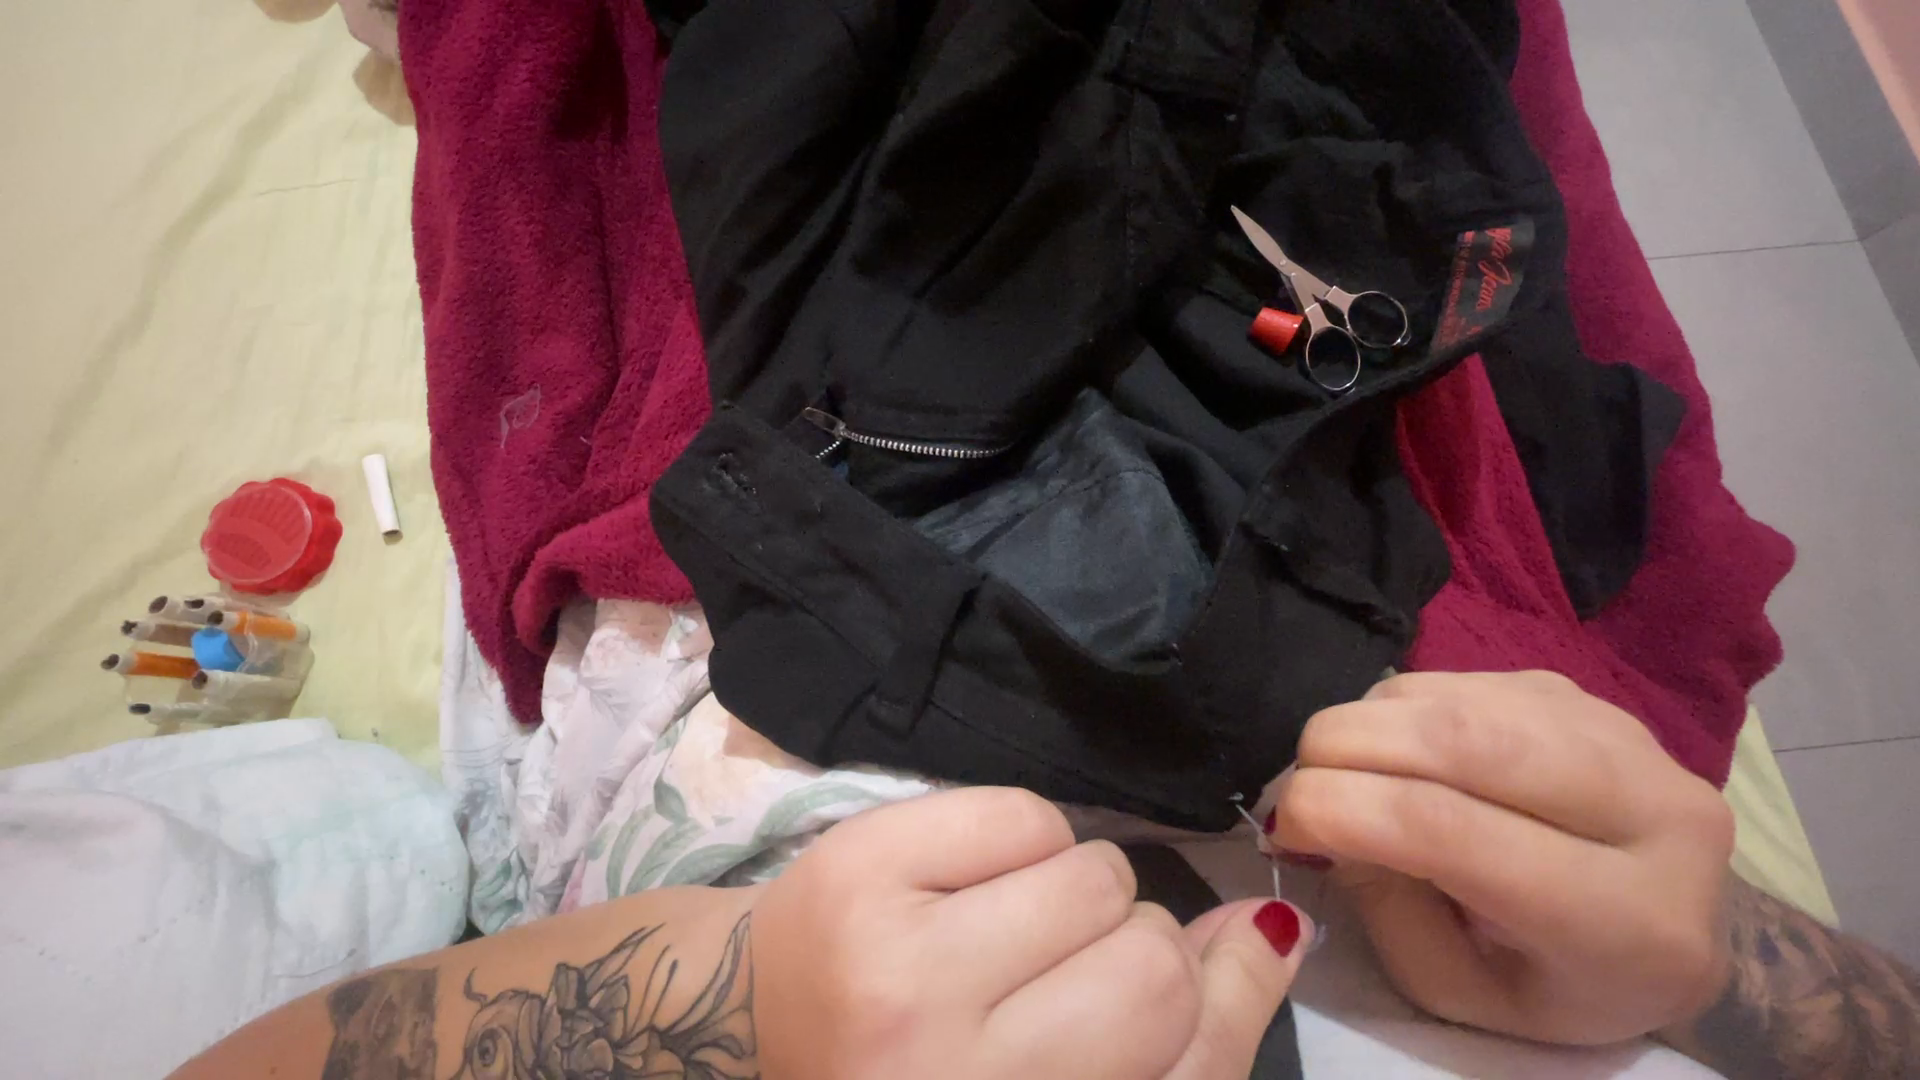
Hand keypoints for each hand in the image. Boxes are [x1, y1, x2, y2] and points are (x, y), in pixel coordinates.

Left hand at [751, 786, 1310, 1079]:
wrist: (755, 1022)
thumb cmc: (920, 1068)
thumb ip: (1186, 1032)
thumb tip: (1274, 928)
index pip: (1188, 1043)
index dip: (1196, 988)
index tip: (1166, 970)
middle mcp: (951, 1079)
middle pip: (1144, 955)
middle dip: (1121, 937)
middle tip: (1046, 961)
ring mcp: (897, 970)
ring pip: (1088, 872)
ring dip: (1068, 883)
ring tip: (1002, 919)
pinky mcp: (863, 870)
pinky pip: (1019, 814)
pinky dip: (1018, 834)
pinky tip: (964, 876)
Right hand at [1266, 671, 1735, 1044]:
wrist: (1666, 922)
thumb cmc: (1549, 977)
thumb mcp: (1454, 987)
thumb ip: (1379, 904)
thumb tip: (1308, 815)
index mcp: (1627, 918)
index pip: (1449, 830)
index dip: (1339, 811)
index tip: (1282, 828)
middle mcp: (1646, 808)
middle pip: (1452, 740)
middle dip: (1336, 750)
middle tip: (1293, 788)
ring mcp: (1612, 731)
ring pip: (1440, 698)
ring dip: (1356, 727)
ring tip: (1342, 774)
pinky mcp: (1570, 690)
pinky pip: (1443, 680)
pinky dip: (1385, 711)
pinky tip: (1394, 754)